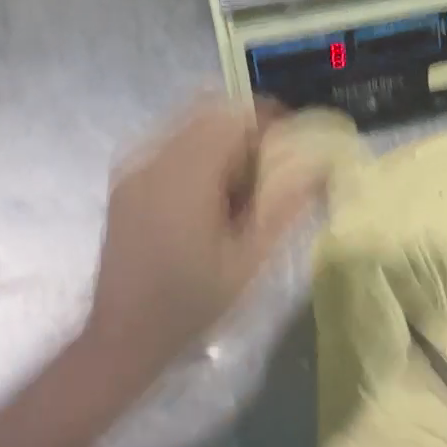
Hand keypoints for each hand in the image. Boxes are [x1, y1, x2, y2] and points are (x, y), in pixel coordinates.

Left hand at [81, 97, 324, 373]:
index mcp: (187, 174)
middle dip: (249, 127)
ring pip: (191, 122)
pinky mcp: (126, 181)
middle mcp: (155, 157)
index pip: (236, 114)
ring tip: (244, 182)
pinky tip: (212, 194)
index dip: (273, 118)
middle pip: (212, 110)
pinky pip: (172, 143)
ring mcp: (135, 167)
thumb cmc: (193, 302)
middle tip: (273, 166)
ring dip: (224, 138)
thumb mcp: (250, 259)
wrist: (124, 336)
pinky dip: (200, 151)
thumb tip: (322, 165)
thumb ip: (287, 204)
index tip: (297, 143)